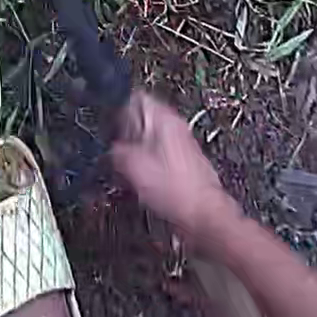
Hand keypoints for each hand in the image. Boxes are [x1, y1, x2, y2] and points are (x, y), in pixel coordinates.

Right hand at [110, 90, 238, 240]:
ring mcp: (182, 146)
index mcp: (164, 118)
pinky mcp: (185, 166)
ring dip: (137, 154)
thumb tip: (111, 149)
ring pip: (150, 141)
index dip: (118, 109)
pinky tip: (145, 185)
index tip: (110, 125)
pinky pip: (160, 158)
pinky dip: (150, 167)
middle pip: (142, 120)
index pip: (136, 97)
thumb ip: (116, 150)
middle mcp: (176, 127)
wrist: (206, 219)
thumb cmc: (178, 190)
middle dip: (127, 136)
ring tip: (130, 172)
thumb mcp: (133, 166)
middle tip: (118, 151)